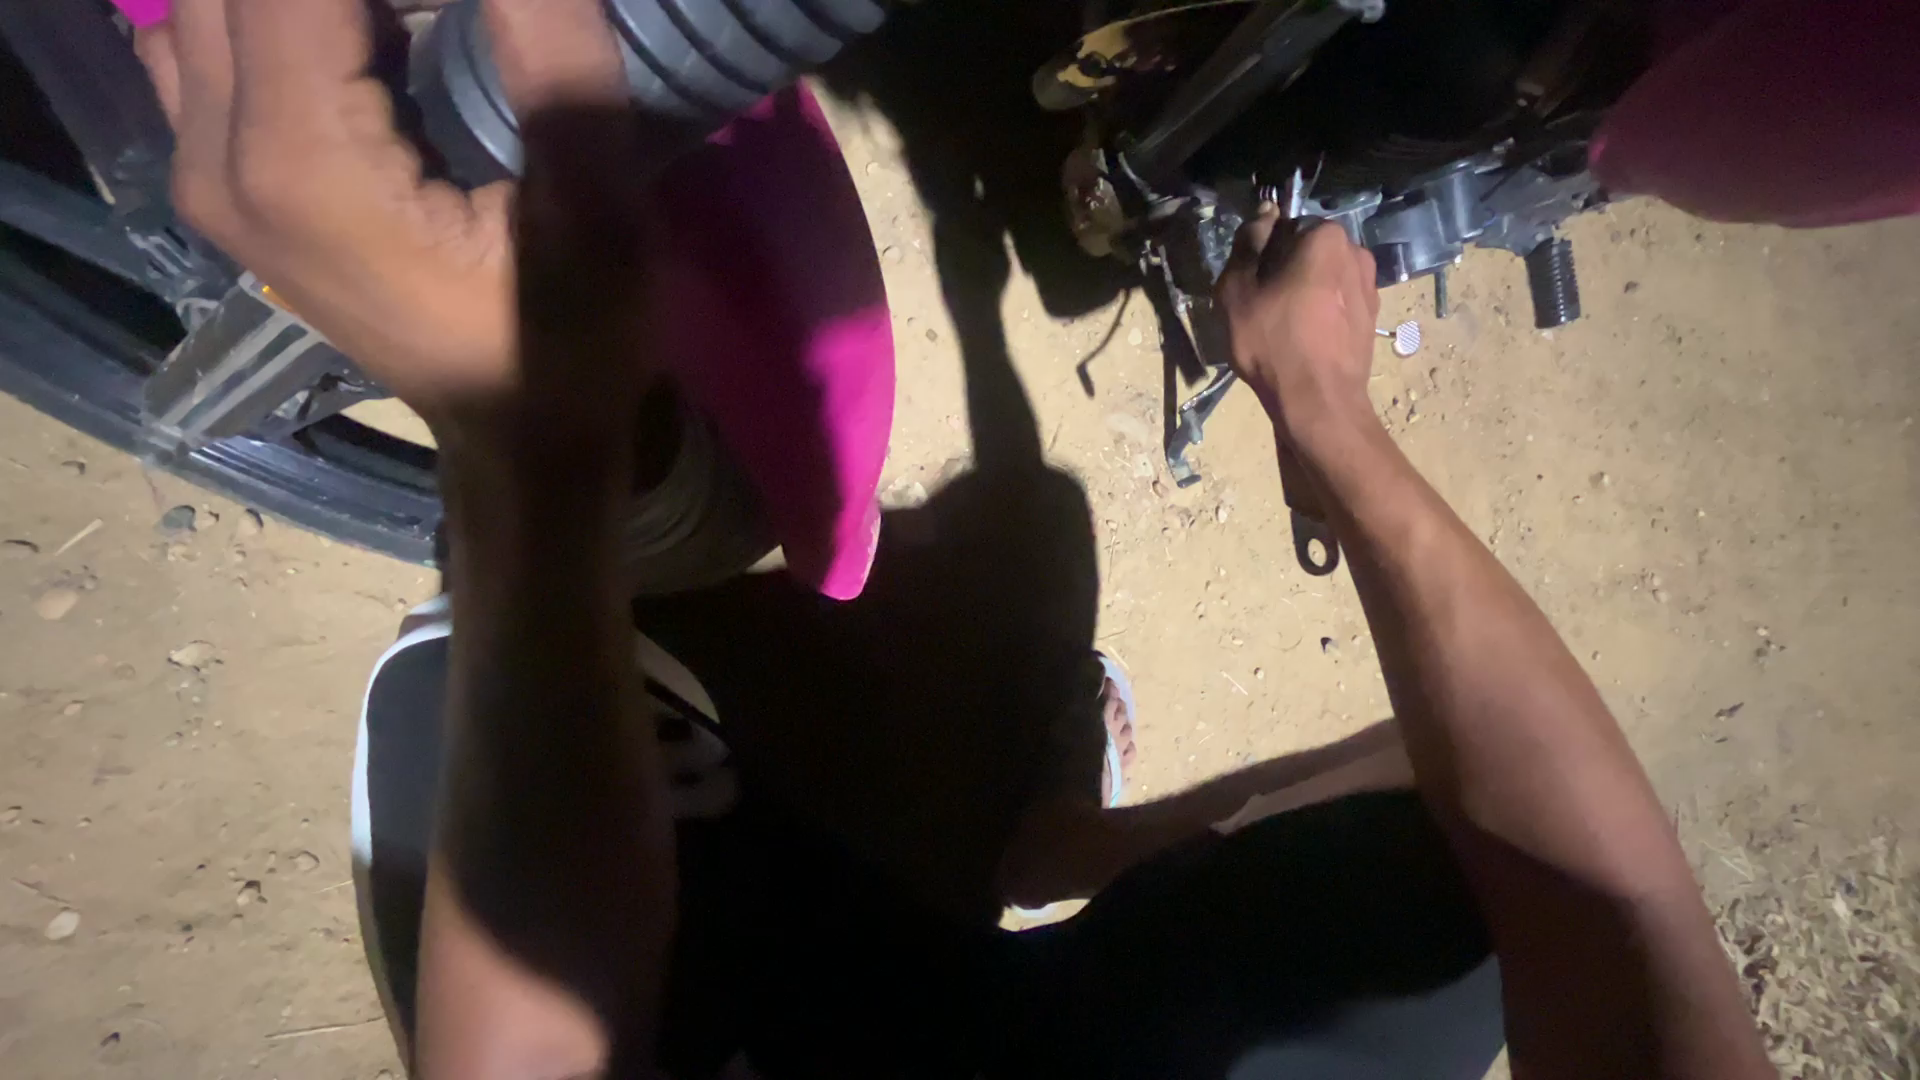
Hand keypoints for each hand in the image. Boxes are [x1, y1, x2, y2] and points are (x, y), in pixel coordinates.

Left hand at [135, 0, 642, 451]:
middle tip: (465, 34)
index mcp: (305, 161)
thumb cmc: (574, 349)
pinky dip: (290, 27)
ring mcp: (208, 176)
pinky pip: (217, 50)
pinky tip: (372, 58)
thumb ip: (556, 70)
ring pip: (219, 5)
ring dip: (325, 8)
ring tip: (424, 39)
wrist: (530, 443)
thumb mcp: (599, 224)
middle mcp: (217, 155)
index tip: (491, 16)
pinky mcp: (232, 193)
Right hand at [1216, 215, 1380, 452]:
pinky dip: (1319, 315)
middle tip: (1260, 308)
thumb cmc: (1272, 343)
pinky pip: (1337, 304)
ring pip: (1323, 279)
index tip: (1250, 285)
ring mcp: (1369, 286)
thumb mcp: (1238, 292)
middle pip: (1307, 253)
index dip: (1263, 255)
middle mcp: (1356, 252)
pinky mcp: (1371, 317)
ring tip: (1281, 329)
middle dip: (1285, 273)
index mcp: (1325, 236)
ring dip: (1302, 294)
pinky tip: (1303, 342)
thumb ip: (1247, 245)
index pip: (1286, 227)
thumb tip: (1263, 213)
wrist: (1317, 400)